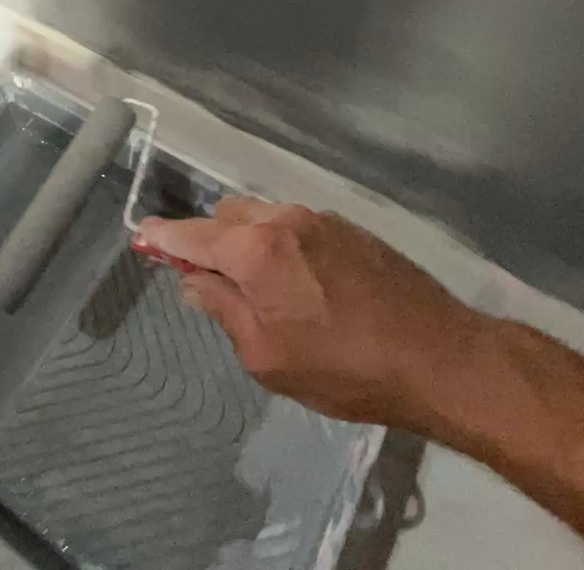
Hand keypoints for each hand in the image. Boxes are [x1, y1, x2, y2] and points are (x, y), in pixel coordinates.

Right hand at [137, 197, 490, 433]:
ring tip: (264, 288)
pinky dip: (280, 243)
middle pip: (224, 216)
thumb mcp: (267, 356)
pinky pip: (294, 225)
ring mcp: (320, 218)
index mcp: (255, 249)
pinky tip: (303, 283)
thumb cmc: (345, 367)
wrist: (442, 358)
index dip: (161, 236)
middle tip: (213, 284)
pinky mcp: (349, 227)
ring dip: (247, 241)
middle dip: (209, 241)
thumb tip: (194, 281)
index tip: (141, 234)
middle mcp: (283, 220)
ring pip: (261, 217)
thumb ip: (222, 309)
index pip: (190, 234)